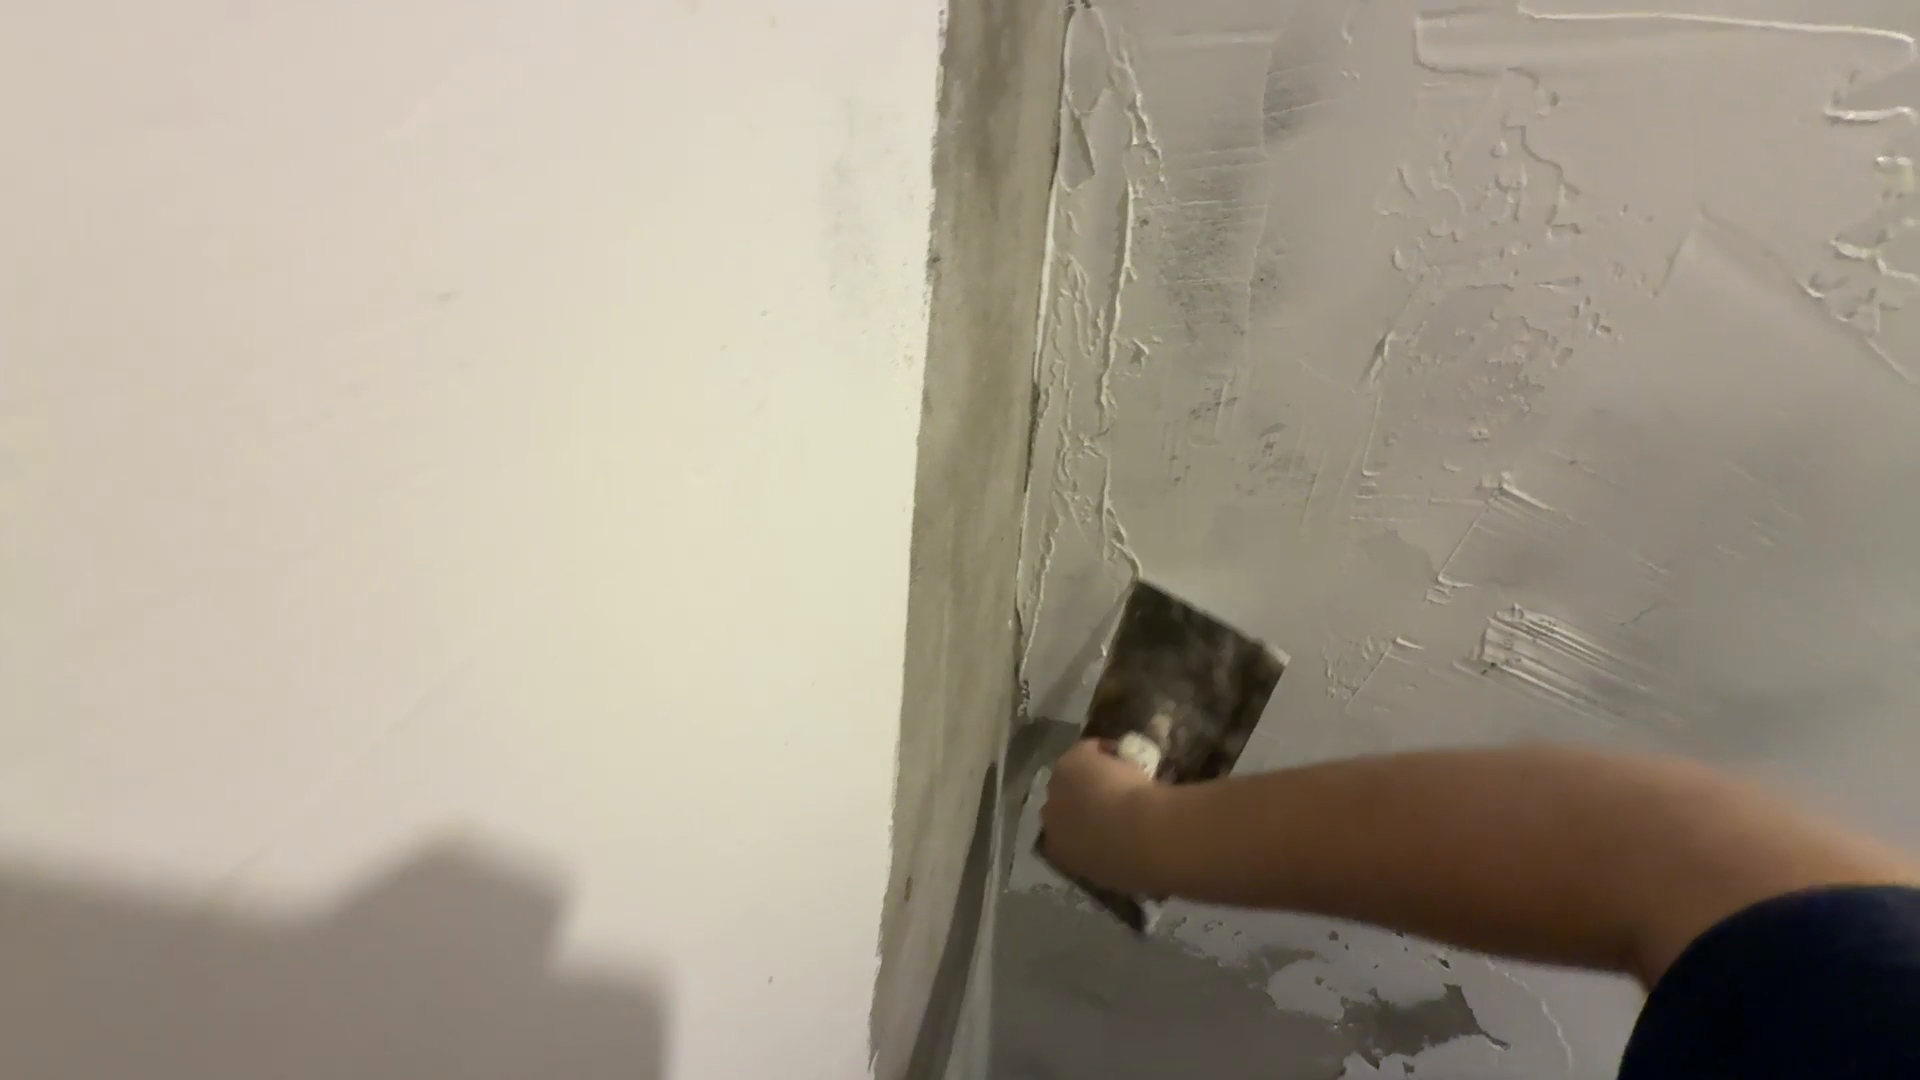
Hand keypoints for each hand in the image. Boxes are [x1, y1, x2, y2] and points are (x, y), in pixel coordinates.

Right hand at [1040, 739, 1166, 893]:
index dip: (1082, 827)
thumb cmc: (1131, 861)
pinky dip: (1102, 749)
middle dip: (1080, 800)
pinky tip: (1120, 752)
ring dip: (1089, 775)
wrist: (1134, 833)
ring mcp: (1056, 788)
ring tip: (1113, 774)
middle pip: (1061, 803)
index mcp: (1059, 850)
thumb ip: (1110, 860)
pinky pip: (1084, 750)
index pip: (1061, 836)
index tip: (1103, 824)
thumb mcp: (1116, 870)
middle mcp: (1050, 818)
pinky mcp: (1069, 763)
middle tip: (1107, 799)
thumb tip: (1121, 858)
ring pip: (1071, 776)